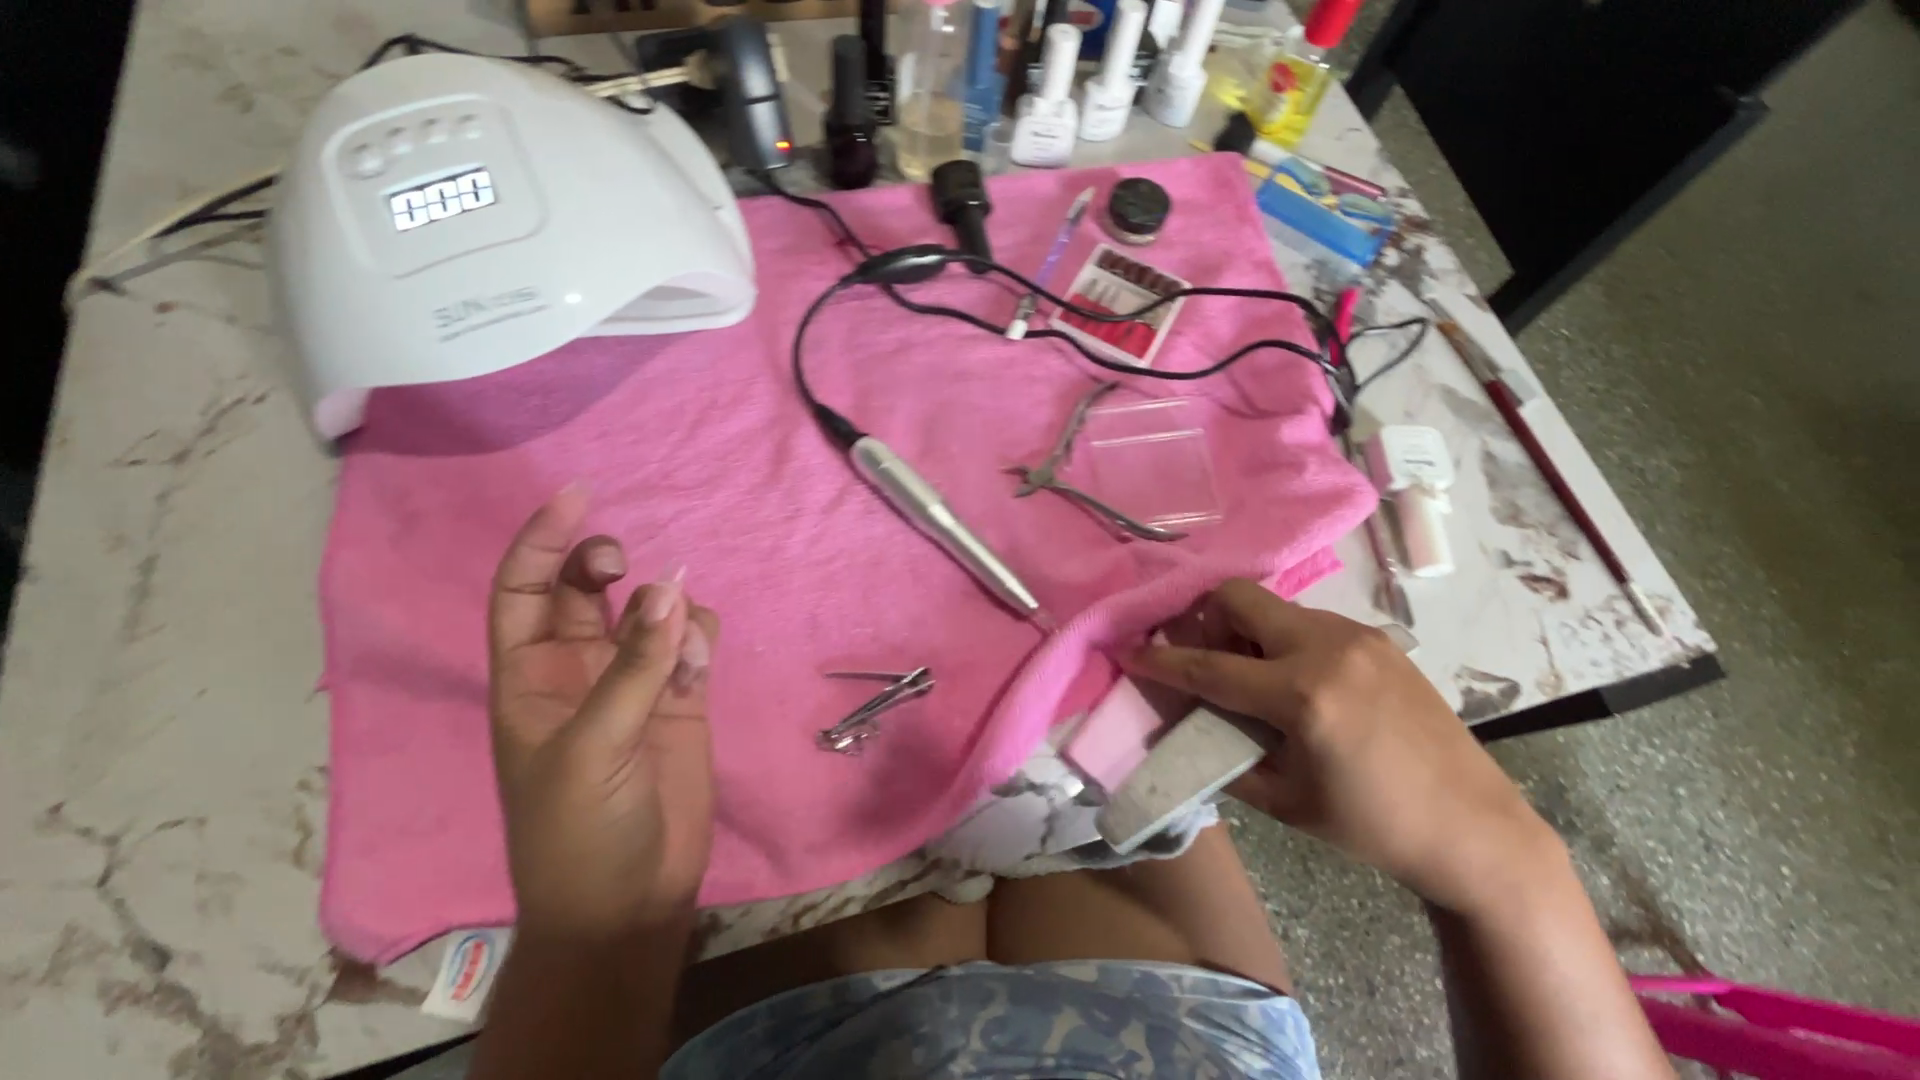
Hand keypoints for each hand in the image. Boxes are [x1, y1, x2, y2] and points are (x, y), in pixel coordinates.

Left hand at [487, 486, 717, 940]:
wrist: (629, 900)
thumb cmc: (579, 830)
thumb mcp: (593, 747)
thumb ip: (633, 666)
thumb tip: (671, 587)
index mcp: (529, 677)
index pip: (523, 589)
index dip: (541, 541)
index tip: (577, 497)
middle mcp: (579, 670)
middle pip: (586, 589)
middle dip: (605, 564)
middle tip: (627, 567)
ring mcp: (633, 684)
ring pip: (651, 611)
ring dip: (666, 611)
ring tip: (678, 652)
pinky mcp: (681, 701)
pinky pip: (693, 645)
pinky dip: (700, 642)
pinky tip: (699, 671)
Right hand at [1126, 580, 1563, 914]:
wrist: (1476, 828)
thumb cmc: (1374, 826)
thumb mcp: (1286, 800)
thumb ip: (1229, 755)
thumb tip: (1191, 727)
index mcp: (1302, 694)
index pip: (1208, 666)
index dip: (1161, 661)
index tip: (1128, 652)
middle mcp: (1327, 647)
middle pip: (1238, 597)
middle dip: (1202, 619)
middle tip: (1199, 656)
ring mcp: (1358, 637)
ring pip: (1276, 607)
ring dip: (1246, 630)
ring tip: (1248, 675)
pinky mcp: (1380, 641)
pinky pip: (1310, 623)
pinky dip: (1283, 639)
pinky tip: (1293, 680)